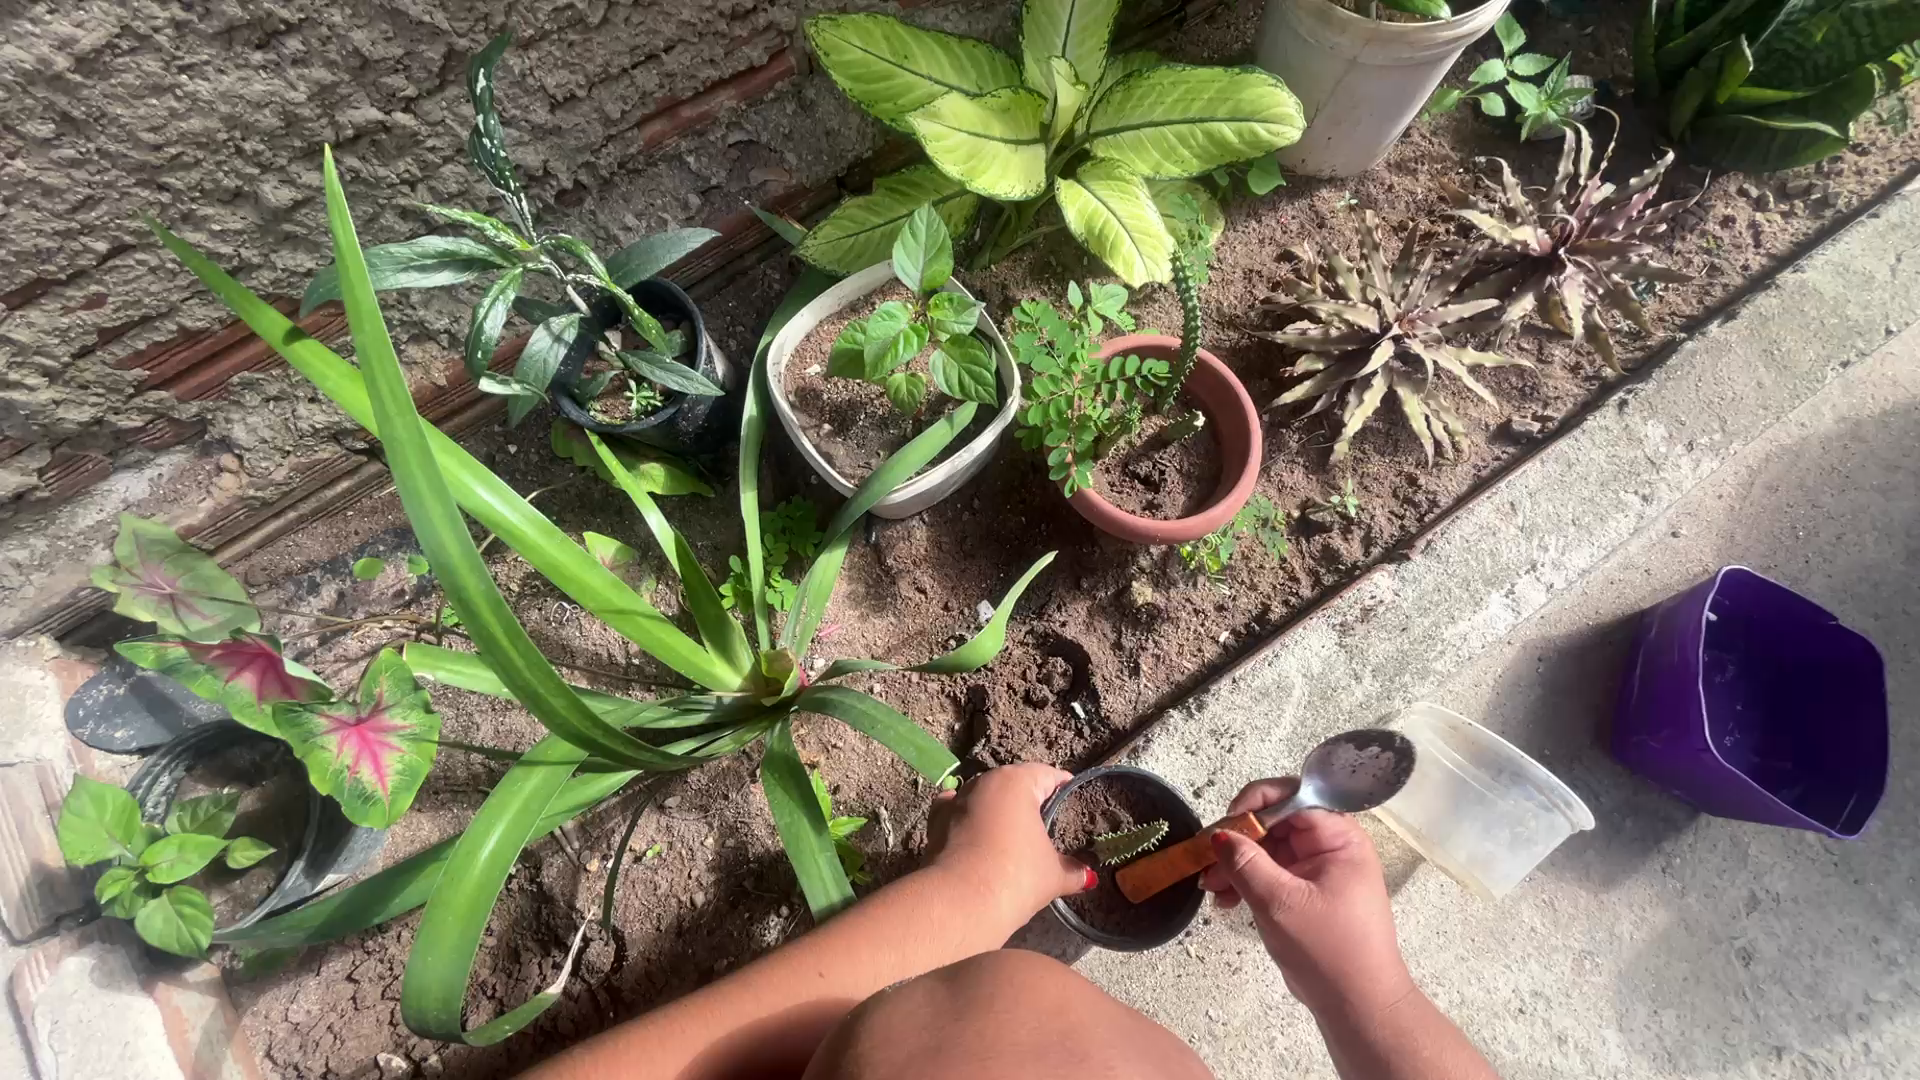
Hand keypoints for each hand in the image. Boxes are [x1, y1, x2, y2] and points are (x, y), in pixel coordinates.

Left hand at [925, 764, 1092, 928]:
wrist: (959, 902)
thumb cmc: (1015, 877)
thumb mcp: (1053, 875)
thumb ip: (1073, 870)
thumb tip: (1088, 876)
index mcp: (1017, 783)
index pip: (1047, 774)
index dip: (1062, 785)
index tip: (1072, 796)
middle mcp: (985, 781)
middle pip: (1014, 782)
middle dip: (1029, 798)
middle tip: (1046, 818)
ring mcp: (957, 798)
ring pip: (984, 794)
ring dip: (998, 807)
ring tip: (1012, 831)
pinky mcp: (937, 819)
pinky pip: (956, 808)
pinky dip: (967, 815)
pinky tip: (974, 829)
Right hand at [1200, 778, 1415, 1023]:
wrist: (1358, 1010)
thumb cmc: (1328, 950)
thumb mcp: (1280, 902)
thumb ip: (1245, 863)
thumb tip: (1216, 835)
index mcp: (1339, 837)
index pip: (1292, 797)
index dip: (1255, 804)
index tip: (1226, 825)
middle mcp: (1329, 845)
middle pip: (1274, 821)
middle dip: (1237, 840)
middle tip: (1207, 859)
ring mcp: (1316, 868)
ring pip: (1265, 847)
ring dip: (1235, 863)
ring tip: (1210, 886)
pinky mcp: (1304, 890)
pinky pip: (1268, 871)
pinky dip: (1244, 881)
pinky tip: (1223, 899)